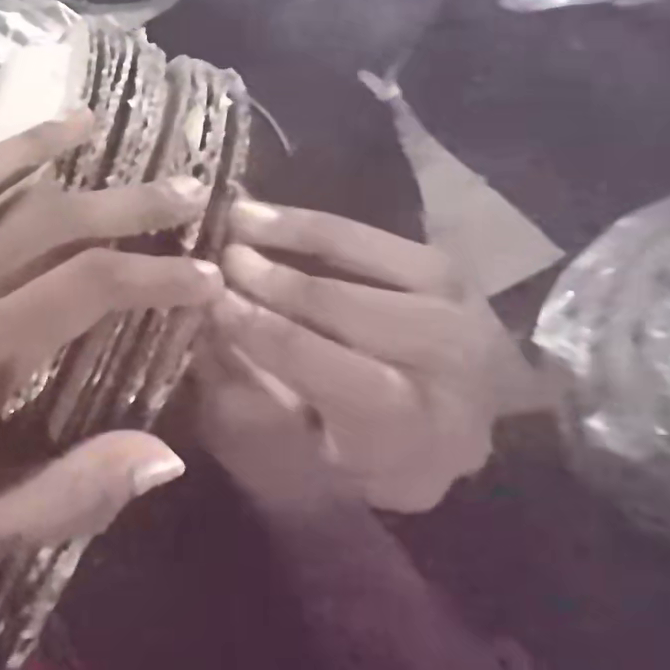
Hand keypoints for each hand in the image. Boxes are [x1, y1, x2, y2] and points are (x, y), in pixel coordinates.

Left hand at [0, 112, 223, 669]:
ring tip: (89, 122)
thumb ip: (73, 495)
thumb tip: (166, 452)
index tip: (206, 277)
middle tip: (185, 187)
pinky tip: (2, 152)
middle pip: (45, 222)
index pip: (81, 291)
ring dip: (37, 147)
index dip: (153, 278)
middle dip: (124, 202)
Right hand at [201, 198, 539, 512]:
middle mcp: (453, 374)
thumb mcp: (294, 453)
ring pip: (362, 260)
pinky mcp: (447, 273)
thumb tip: (207, 324)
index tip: (212, 303)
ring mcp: (461, 315)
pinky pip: (369, 236)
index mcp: (411, 435)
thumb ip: (251, 391)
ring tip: (236, 222)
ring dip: (290, 237)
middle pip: (349, 310)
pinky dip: (310, 224)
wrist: (439, 428)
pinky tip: (264, 216)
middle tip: (218, 260)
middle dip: (275, 281)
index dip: (267, 333)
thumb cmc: (350, 453)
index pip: (336, 374)